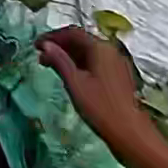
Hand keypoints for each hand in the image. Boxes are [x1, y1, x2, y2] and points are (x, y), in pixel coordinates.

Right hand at [37, 27, 166, 162]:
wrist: (131, 134)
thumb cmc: (100, 108)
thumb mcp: (75, 83)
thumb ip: (59, 61)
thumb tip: (46, 45)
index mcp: (100, 47)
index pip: (73, 33)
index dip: (53, 37)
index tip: (36, 45)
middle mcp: (110, 50)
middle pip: (81, 41)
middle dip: (60, 46)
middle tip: (42, 56)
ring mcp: (116, 63)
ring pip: (88, 53)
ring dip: (69, 56)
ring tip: (52, 66)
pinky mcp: (119, 77)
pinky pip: (96, 63)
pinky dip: (80, 65)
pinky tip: (71, 77)